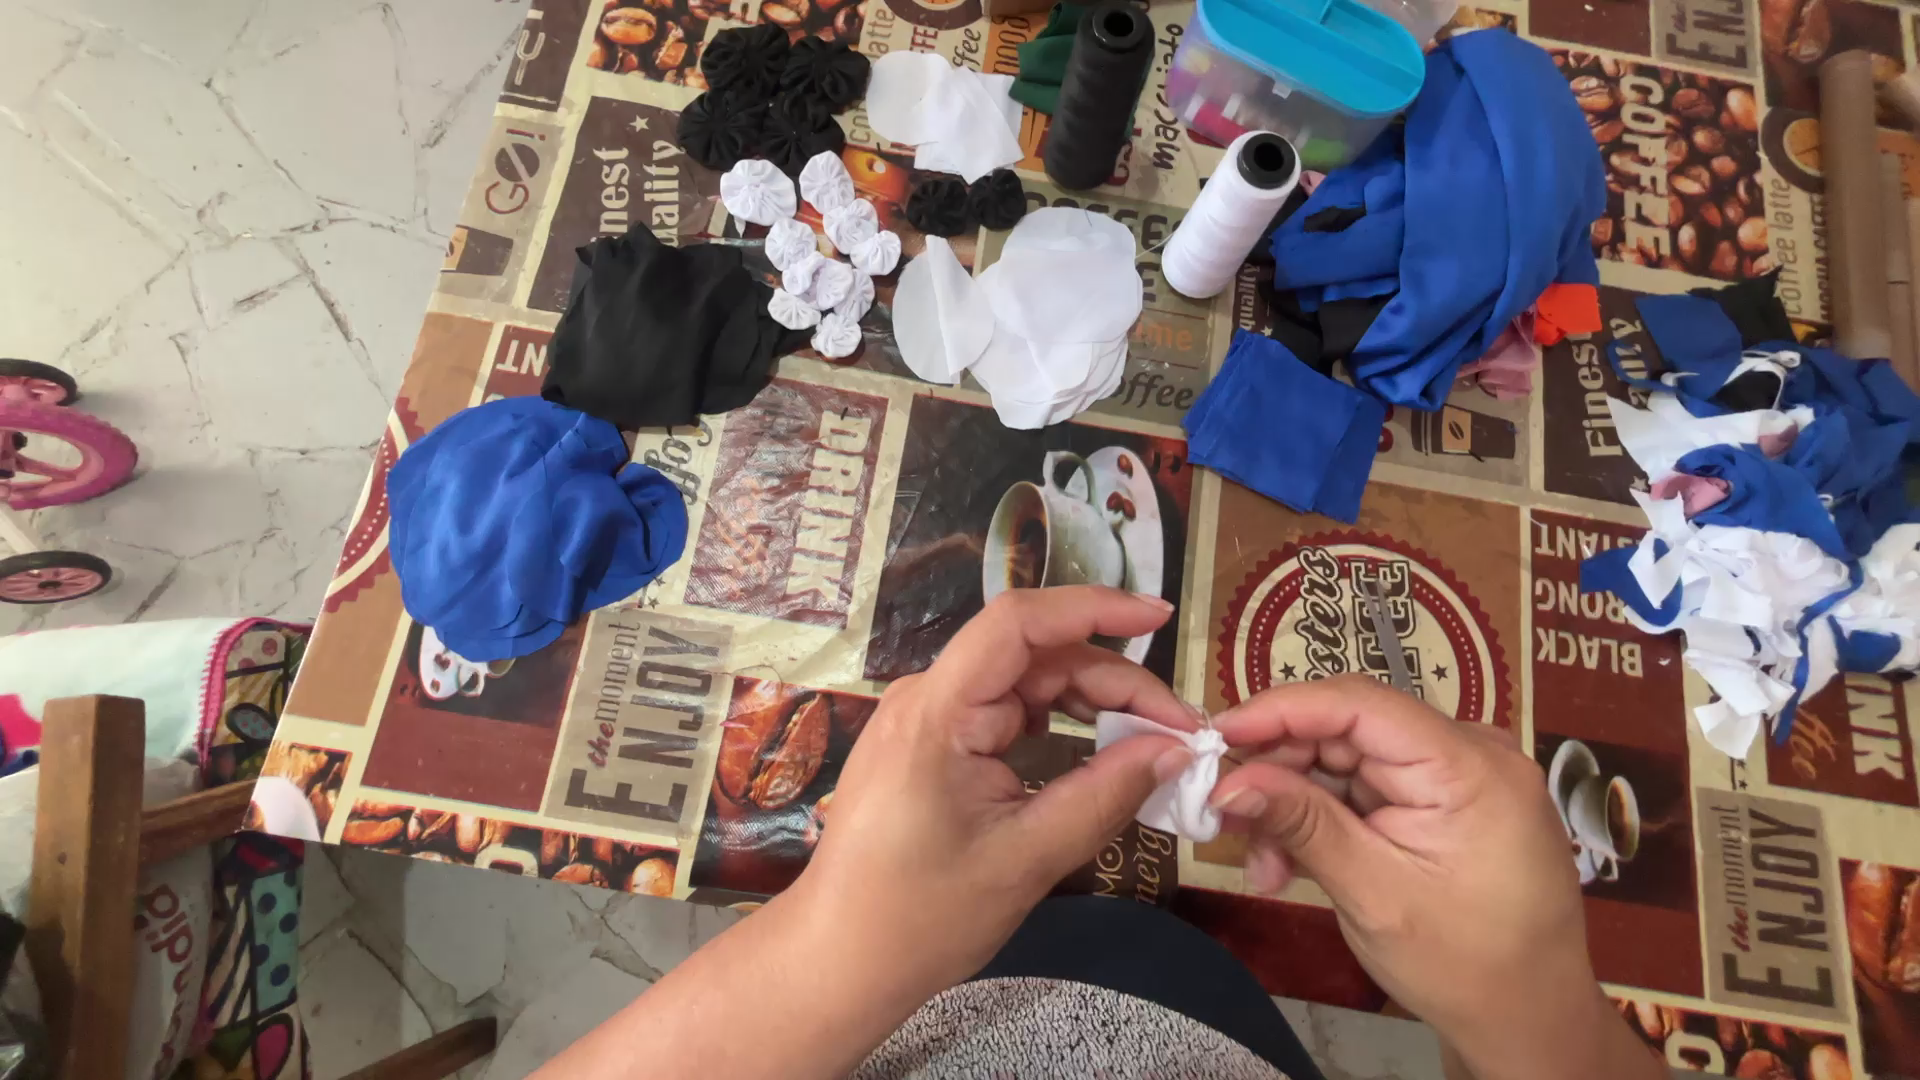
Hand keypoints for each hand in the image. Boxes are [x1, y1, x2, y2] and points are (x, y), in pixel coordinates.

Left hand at [791, 586, 1196, 995]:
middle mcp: (931, 694)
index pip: (1017, 623)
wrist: (841, 959)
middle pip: (1035, 656)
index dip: (1091, 608)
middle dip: (1114, 681)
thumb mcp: (1025, 859)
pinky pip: (1009, 711)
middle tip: (1182, 729)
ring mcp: (932, 714)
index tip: (1159, 617)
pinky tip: (1102, 745)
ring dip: (1092, 702)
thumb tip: (1175, 749)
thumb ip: (1104, 795)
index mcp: (938, 709)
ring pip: (1027, 682)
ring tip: (1154, 738)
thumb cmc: (920, 917)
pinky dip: (1060, 723)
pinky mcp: (938, 738)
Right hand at [1206, 675, 1657, 1079]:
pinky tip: (1284, 858)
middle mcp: (1463, 750)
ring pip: (1334, 755)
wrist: (1528, 1024)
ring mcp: (1445, 768)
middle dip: (1276, 768)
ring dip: (1287, 800)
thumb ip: (1301, 825)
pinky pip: (1350, 782)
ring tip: (1257, 856)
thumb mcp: (1374, 896)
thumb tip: (1225, 784)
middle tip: (1225, 812)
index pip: (1360, 703)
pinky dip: (1311, 814)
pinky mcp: (1427, 789)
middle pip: (1340, 727)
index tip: (1217, 734)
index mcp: (1470, 767)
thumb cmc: (1467, 967)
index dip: (1280, 709)